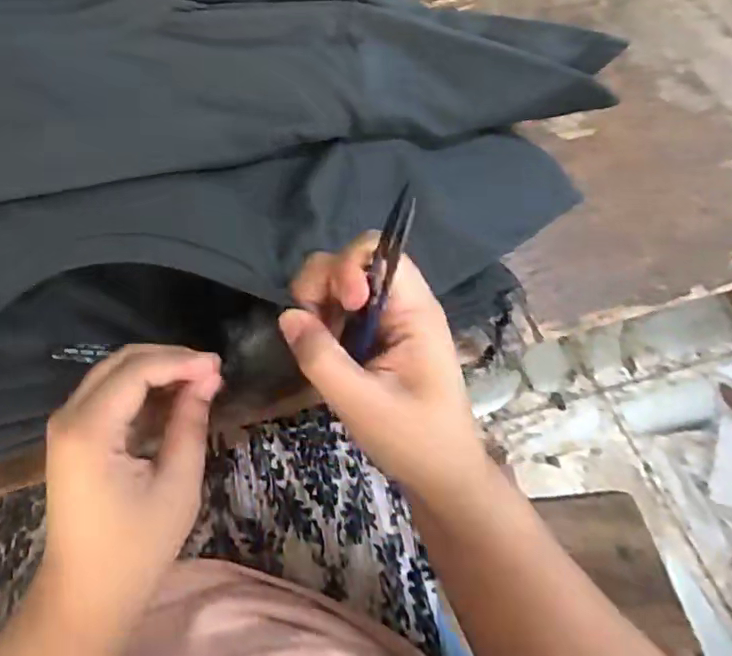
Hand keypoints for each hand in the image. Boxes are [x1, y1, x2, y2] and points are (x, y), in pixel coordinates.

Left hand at [31, 344, 221, 645]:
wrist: (84, 597)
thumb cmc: (134, 551)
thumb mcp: (176, 489)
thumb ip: (189, 425)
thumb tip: (207, 378)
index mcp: (89, 428)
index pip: (136, 370)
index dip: (179, 361)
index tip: (217, 364)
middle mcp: (69, 415)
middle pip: (121, 363)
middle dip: (168, 359)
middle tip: (210, 369)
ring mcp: (66, 423)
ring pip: (113, 373)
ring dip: (155, 370)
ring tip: (198, 380)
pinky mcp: (71, 434)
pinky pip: (107, 394)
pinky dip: (140, 390)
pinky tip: (172, 398)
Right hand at [278, 236, 488, 502]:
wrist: (444, 479)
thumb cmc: (416, 441)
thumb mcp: (363, 404)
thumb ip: (322, 358)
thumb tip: (287, 315)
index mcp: (413, 310)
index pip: (378, 251)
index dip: (350, 266)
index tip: (344, 305)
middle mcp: (399, 303)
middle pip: (351, 260)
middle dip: (323, 283)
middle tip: (317, 325)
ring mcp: (384, 318)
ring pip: (339, 282)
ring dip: (318, 302)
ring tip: (318, 342)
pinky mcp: (371, 334)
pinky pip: (338, 308)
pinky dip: (321, 319)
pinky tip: (322, 349)